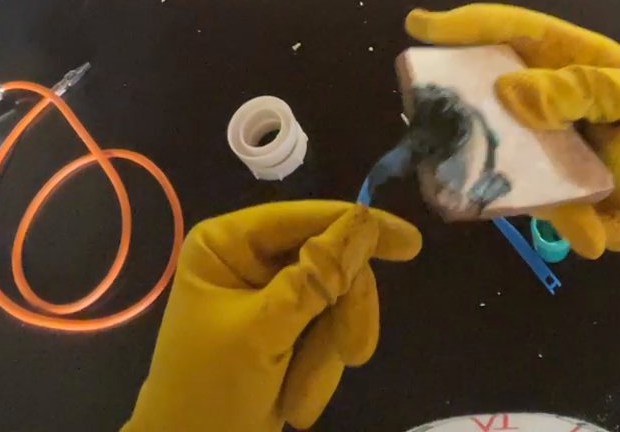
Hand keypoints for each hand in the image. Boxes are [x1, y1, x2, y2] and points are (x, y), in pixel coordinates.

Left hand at [122, 201, 420, 431]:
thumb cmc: (209, 396)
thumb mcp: (266, 332)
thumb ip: (318, 275)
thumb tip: (366, 220)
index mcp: (228, 242)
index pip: (308, 218)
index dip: (361, 227)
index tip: (410, 244)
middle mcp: (247, 258)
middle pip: (328, 261)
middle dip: (340, 313)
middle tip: (355, 353)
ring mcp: (265, 295)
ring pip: (334, 299)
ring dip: (328, 352)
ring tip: (301, 401)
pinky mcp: (280, 330)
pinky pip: (325, 330)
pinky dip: (319, 367)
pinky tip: (295, 401)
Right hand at [404, 3, 619, 270]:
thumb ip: (581, 90)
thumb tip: (507, 88)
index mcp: (581, 59)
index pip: (518, 28)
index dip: (468, 24)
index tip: (418, 26)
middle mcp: (554, 94)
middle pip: (493, 83)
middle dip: (468, 102)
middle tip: (443, 120)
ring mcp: (546, 140)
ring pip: (502, 146)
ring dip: (519, 175)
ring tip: (583, 202)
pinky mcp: (543, 183)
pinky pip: (523, 193)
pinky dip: (560, 215)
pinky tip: (604, 231)